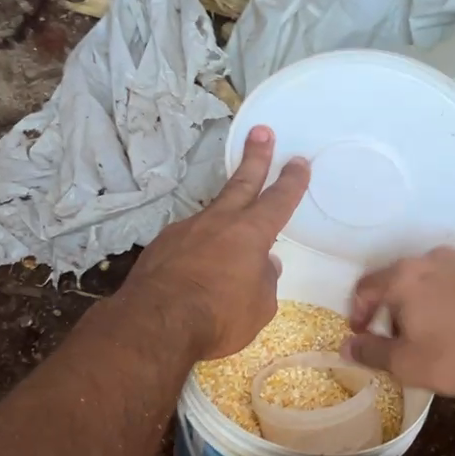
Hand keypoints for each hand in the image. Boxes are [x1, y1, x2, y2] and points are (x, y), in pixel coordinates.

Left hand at [121, 126, 309, 360]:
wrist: (155, 323)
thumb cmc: (219, 316)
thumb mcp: (259, 307)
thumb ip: (265, 281)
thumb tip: (265, 264)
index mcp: (251, 234)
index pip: (278, 200)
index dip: (291, 181)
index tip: (299, 161)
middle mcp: (218, 223)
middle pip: (241, 183)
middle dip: (255, 158)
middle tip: (261, 132)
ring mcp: (185, 231)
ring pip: (211, 216)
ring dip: (223, 217)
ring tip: (228, 237)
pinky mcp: (161, 246)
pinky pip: (188, 240)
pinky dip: (197, 247)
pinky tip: (195, 265)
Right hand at [343, 249, 454, 396]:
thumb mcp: (405, 364)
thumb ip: (370, 352)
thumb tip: (345, 346)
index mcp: (404, 277)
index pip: (366, 288)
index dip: (359, 313)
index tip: (362, 335)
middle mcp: (434, 258)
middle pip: (401, 278)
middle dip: (394, 304)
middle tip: (399, 333)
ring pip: (437, 275)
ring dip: (429, 296)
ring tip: (436, 325)